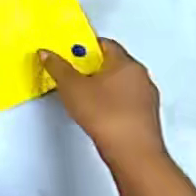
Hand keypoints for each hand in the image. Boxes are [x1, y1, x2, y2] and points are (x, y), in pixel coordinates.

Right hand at [41, 38, 165, 166]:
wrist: (131, 151)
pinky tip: (96, 111)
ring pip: (120, 82)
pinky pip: (125, 99)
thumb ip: (57, 66)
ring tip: (82, 95)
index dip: (84, 46)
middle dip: (91, 66)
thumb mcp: (71, 86)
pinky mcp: (146, 115)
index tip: (70, 53)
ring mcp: (147, 97)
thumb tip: (48, 55)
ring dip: (101, 84)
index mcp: (126, 64)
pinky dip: (111, 100)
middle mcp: (141, 77)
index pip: (104, 44)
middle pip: (112, 62)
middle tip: (72, 73)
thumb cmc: (107, 115)